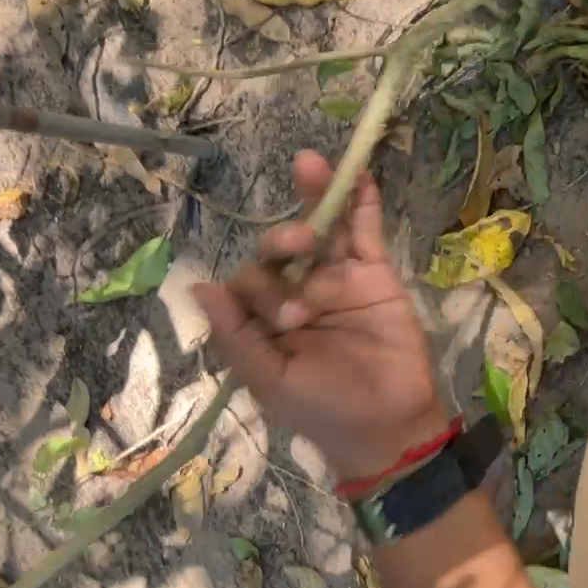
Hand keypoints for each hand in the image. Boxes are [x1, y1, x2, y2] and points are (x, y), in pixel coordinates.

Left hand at [195, 151, 446, 486]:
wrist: (388, 424)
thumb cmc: (322, 408)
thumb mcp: (269, 379)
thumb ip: (236, 334)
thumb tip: (200, 284)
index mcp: (267, 318)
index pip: (249, 278)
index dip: (259, 285)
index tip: (286, 317)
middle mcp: (301, 290)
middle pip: (284, 245)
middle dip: (283, 237)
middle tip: (299, 242)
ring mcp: (340, 279)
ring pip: (326, 228)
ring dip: (317, 193)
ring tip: (309, 163)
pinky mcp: (377, 275)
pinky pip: (367, 234)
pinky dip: (363, 204)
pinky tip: (358, 174)